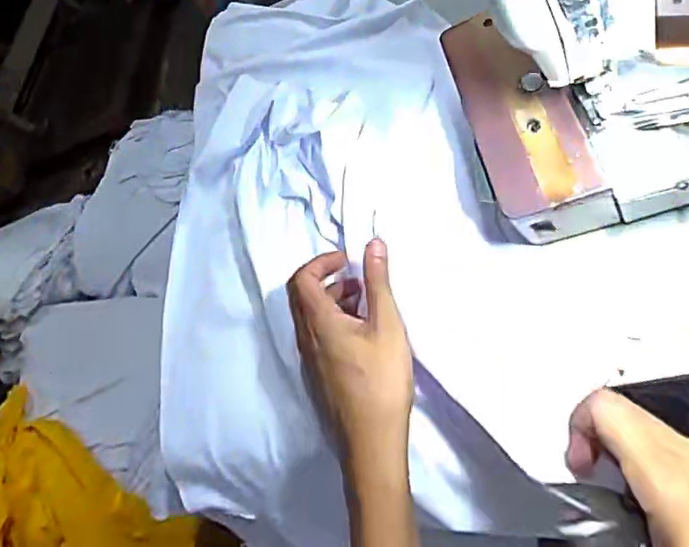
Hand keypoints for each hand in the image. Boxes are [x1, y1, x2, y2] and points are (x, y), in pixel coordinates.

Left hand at [289, 239, 414, 472]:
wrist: (372, 444)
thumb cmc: (381, 380)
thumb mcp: (387, 323)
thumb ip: (378, 281)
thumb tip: (373, 244)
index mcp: (318, 324)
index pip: (302, 279)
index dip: (322, 261)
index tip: (348, 260)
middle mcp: (306, 340)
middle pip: (302, 296)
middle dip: (328, 278)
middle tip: (357, 277)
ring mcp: (310, 361)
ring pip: (310, 317)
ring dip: (333, 299)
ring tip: (367, 302)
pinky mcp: (320, 377)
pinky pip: (317, 336)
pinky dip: (335, 320)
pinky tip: (364, 331)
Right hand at [567, 388, 688, 546]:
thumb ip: (616, 527)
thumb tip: (590, 524)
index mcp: (676, 477)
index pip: (605, 407)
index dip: (577, 427)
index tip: (577, 467)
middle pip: (630, 416)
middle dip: (602, 446)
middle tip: (597, 492)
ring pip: (661, 437)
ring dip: (635, 461)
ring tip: (634, 516)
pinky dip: (667, 475)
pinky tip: (674, 524)